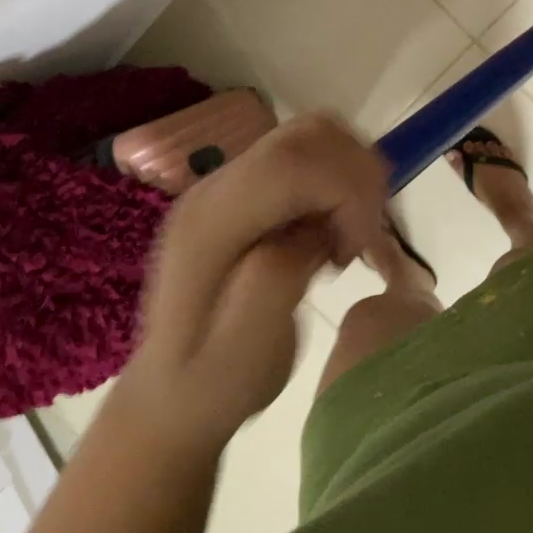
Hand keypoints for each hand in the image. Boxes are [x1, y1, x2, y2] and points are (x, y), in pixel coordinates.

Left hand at [122, 114, 386, 446]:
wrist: (172, 398)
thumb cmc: (213, 386)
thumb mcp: (250, 349)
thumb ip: (279, 276)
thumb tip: (315, 228)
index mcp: (211, 223)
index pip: (293, 162)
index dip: (347, 191)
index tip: (356, 249)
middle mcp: (216, 189)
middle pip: (308, 134)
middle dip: (356, 179)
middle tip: (360, 242)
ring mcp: (227, 188)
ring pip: (312, 139)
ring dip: (350, 179)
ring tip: (345, 239)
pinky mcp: (242, 197)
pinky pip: (305, 162)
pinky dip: (338, 187)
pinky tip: (329, 239)